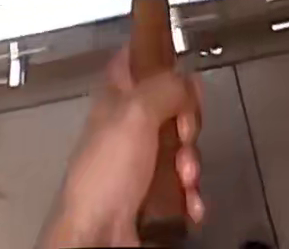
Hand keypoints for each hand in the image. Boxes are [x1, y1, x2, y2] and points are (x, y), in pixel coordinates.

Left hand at [37, 50, 203, 247]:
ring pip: (180, 145)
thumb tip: (190, 80)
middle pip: (170, 104)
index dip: (160, 58)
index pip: (137, 57)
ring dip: (191, 162)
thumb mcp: (138, 111)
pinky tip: (191, 205)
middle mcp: (127, 124)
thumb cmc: (110, 166)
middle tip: (186, 135)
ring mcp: (139, 161)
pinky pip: (182, 184)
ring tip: (186, 180)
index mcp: (116, 95)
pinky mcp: (151, 196)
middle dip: (188, 122)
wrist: (96, 238)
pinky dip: (191, 194)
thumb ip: (167, 86)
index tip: (183, 73)